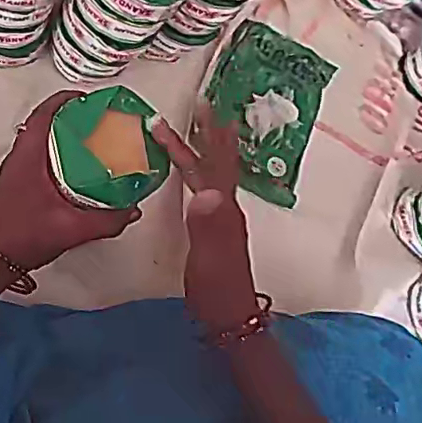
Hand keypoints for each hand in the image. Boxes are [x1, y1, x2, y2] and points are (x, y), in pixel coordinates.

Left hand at [0, 91, 140, 270]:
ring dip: (59, 132)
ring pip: (37, 137)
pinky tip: (73, 164)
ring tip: (88, 137)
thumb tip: (133, 209)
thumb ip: (108, 220)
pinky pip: (35, 153)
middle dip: (66, 114)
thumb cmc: (26, 238)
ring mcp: (14, 169)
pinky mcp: (15, 180)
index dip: (63, 100)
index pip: (42, 115)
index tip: (86, 99)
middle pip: (40, 122)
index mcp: (27, 158)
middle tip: (93, 117)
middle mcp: (18, 158)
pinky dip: (53, 149)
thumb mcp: (73, 228)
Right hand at [152, 110, 259, 332]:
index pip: (214, 165)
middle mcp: (225, 207)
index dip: (205, 137)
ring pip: (212, 173)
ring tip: (197, 128)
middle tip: (201, 105)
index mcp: (223, 209)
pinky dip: (197, 171)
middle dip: (209, 133)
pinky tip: (192, 173)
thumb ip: (207, 227)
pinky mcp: (213, 227)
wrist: (229, 317)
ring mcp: (221, 217)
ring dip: (204, 148)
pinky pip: (205, 187)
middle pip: (218, 162)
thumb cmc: (217, 289)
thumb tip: (205, 194)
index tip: (198, 109)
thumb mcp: (209, 258)